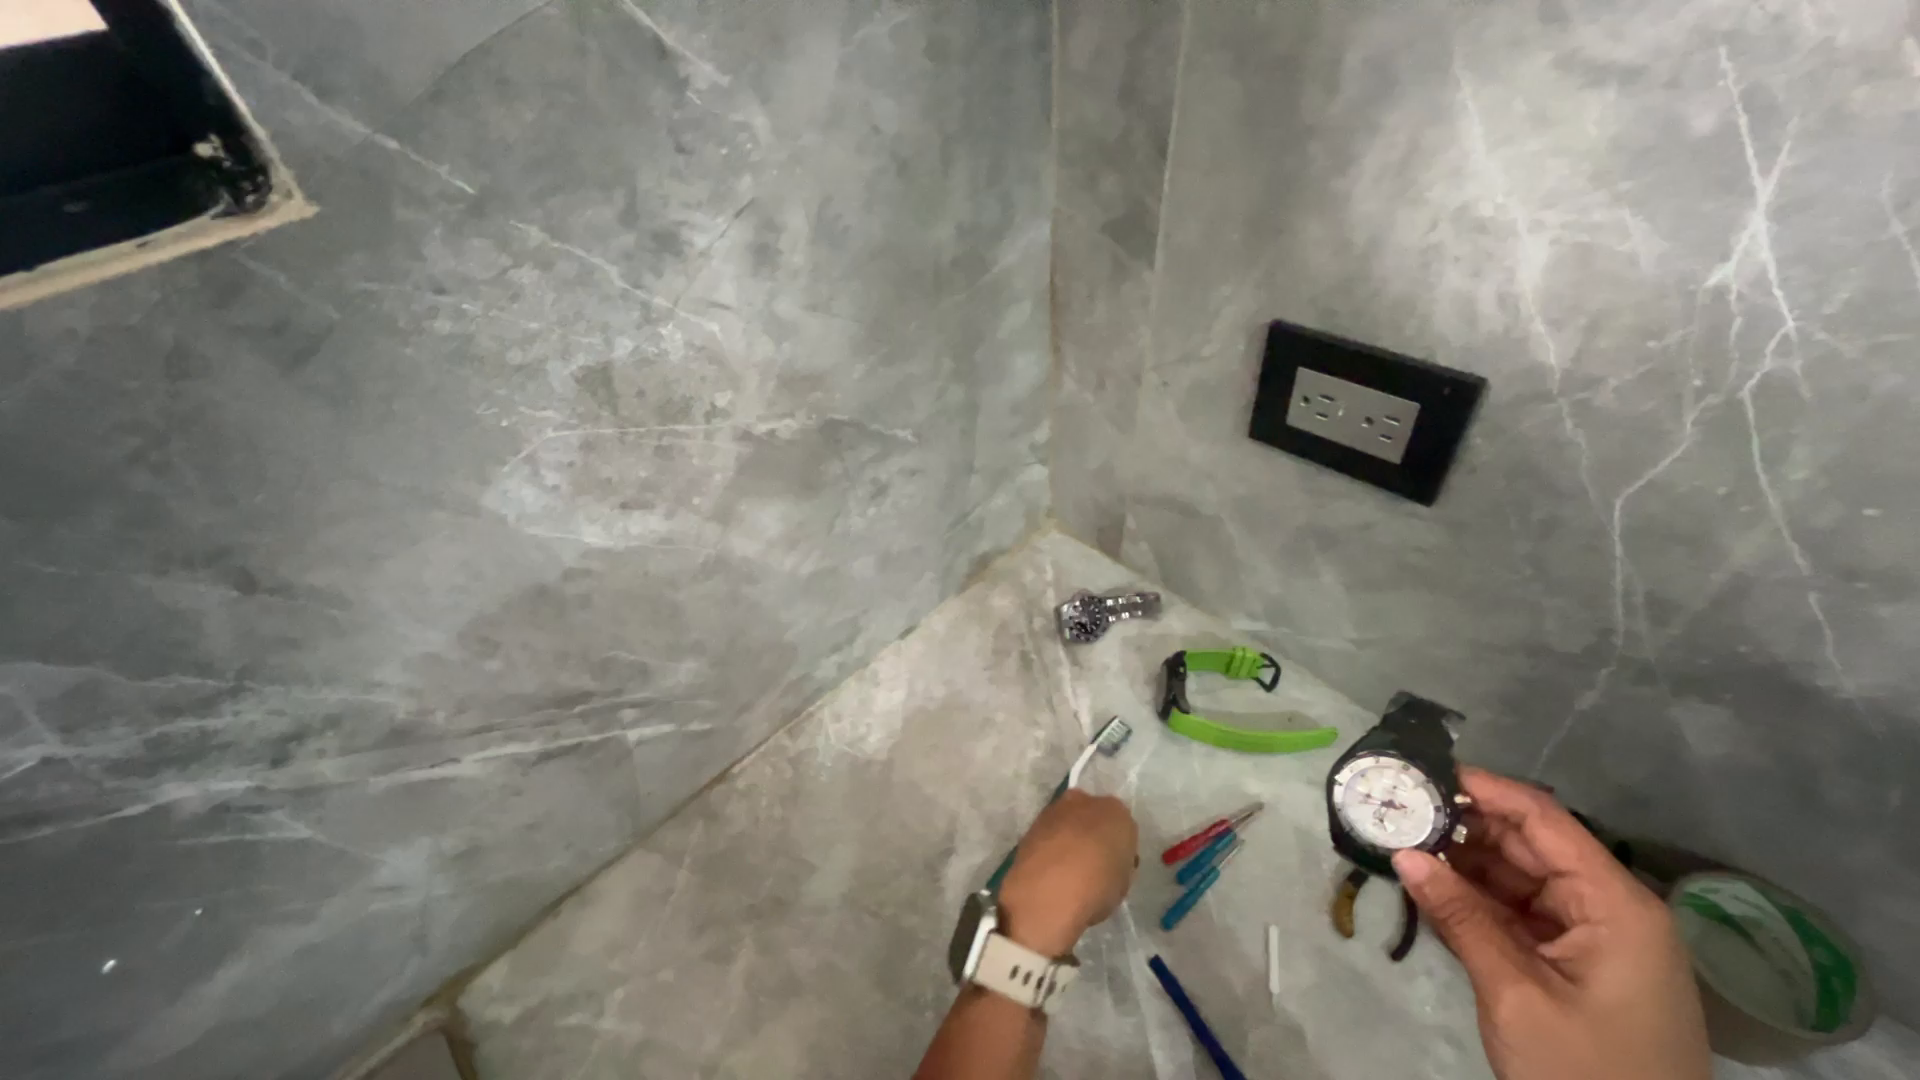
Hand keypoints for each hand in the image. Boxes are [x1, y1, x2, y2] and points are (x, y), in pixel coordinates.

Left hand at [998, 790, 1138, 955]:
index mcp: (1117, 812)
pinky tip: (1049, 870)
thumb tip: (1108, 861)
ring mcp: (1055, 809)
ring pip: (1069, 822)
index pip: (1123, 828)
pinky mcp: (1032, 824)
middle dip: (1093, 836)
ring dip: (1069, 838)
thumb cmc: (1097, 888)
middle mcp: (1085, 801)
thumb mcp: (1123, 882)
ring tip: (1066, 871)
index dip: (1119, 849)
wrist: (1048, 891)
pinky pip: (1050, 834)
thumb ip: (1118, 863)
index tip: (1114, 868)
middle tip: (1091, 865)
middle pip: (1094, 818)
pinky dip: (1051, 846)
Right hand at [1392, 767, 1710, 1079]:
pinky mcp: (1575, 964)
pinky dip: (1476, 900)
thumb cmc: (1586, 1073)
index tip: (1422, 772)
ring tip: (1401, 843)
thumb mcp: (1515, 993)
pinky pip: (1519, 913)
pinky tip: (1430, 888)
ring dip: (1463, 863)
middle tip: (1396, 810)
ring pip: (1519, 877)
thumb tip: (1403, 853)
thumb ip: (1461, 916)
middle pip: (1529, 845)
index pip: (1544, 820)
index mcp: (1614, 904)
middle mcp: (1608, 909)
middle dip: (1464, 826)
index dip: (1485, 789)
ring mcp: (1593, 938)